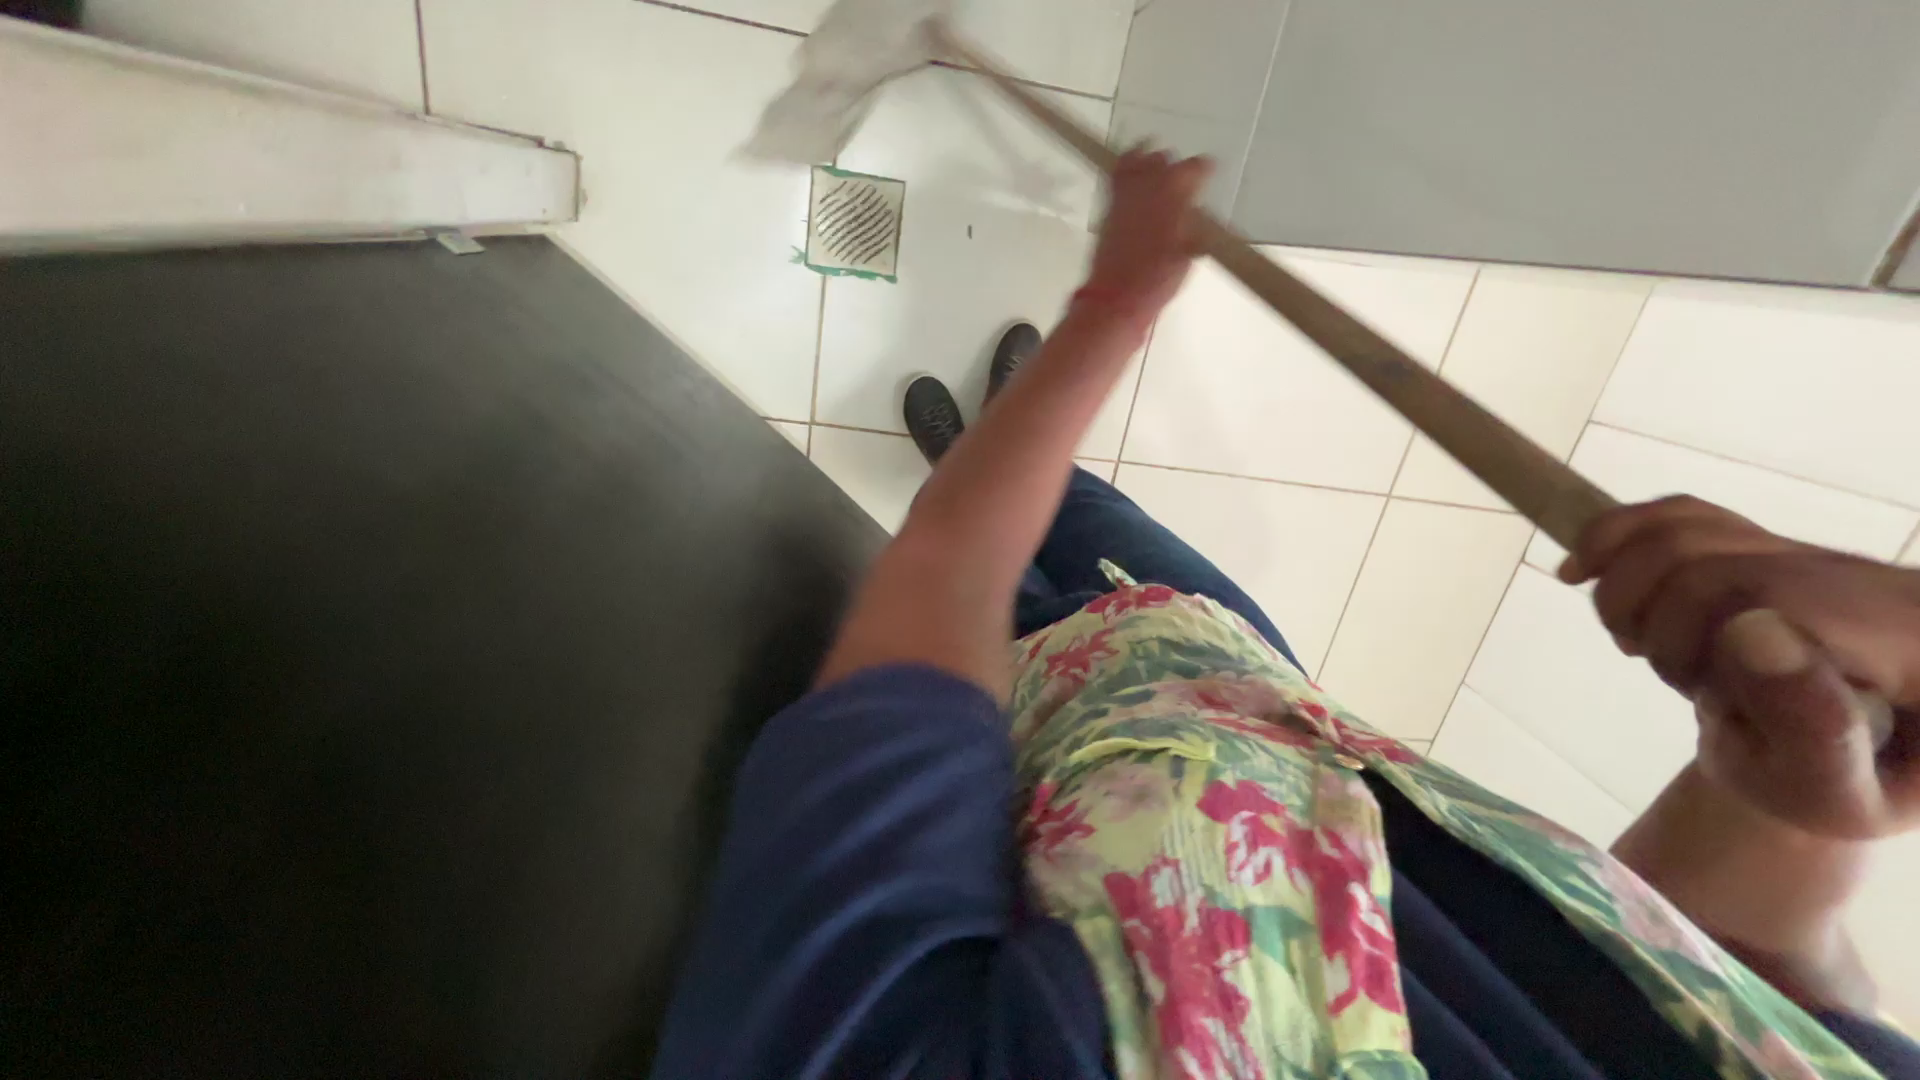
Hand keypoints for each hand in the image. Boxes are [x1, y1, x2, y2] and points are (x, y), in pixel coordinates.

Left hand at [1081, 149, 1213, 321]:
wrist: (1117, 296)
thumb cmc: (1158, 280)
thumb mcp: (1187, 253)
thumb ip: (1192, 226)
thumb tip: (1192, 214)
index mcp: (1176, 198)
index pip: (1194, 169)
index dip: (1204, 169)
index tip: (1209, 171)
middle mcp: (1151, 188)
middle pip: (1165, 161)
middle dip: (1175, 167)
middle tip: (1182, 178)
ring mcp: (1127, 195)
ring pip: (1140, 160)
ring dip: (1150, 159)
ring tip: (1157, 160)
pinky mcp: (1109, 205)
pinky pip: (1118, 174)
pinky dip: (1126, 163)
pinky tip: (1132, 162)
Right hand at [1561, 496, 1919, 838]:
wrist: (1814, 766)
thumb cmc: (1825, 791)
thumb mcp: (1827, 794)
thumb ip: (1812, 727)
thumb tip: (1753, 626)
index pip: (1776, 598)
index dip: (1708, 648)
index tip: (1716, 700)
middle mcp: (1888, 578)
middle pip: (1713, 564)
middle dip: (1661, 630)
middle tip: (1680, 684)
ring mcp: (1826, 555)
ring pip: (1679, 531)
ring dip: (1625, 593)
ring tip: (1644, 643)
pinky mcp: (1770, 543)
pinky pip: (1673, 512)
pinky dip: (1610, 536)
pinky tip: (1582, 571)